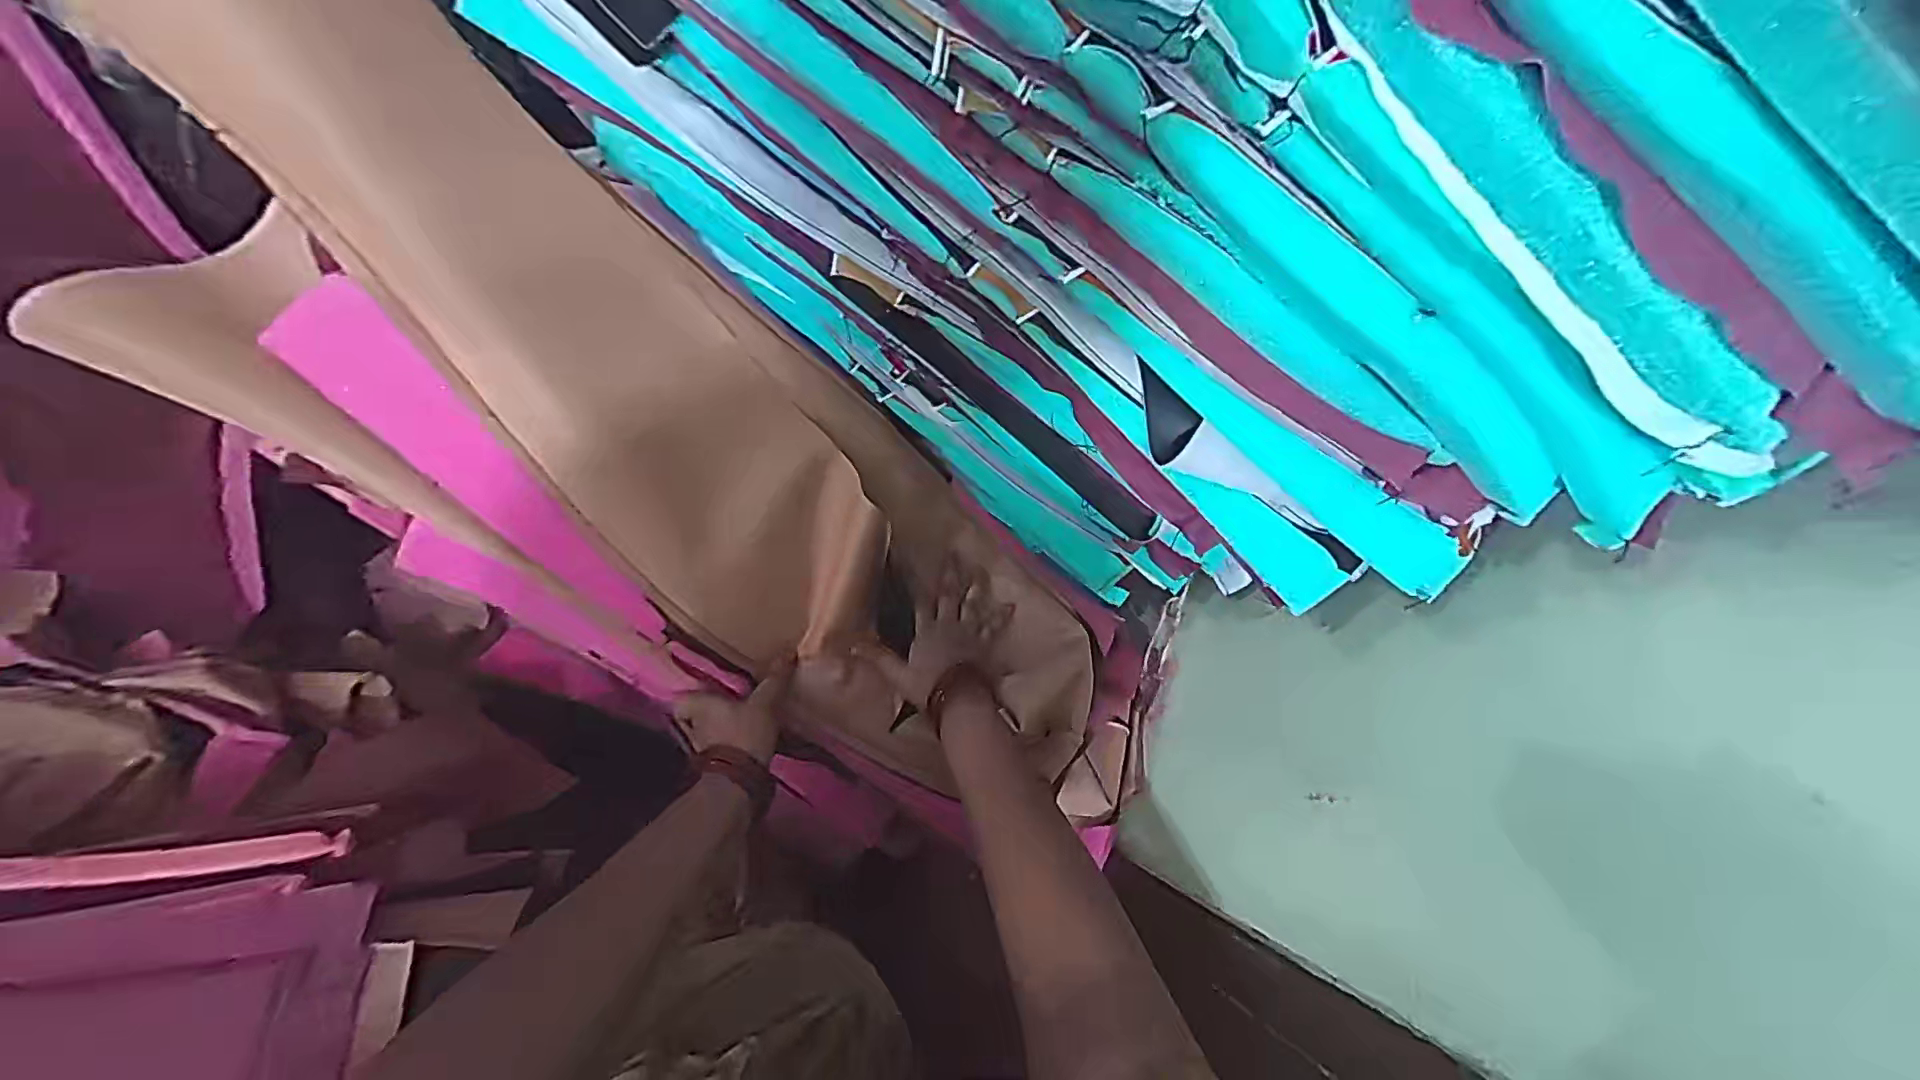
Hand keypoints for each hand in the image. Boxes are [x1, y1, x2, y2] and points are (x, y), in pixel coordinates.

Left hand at [672, 655, 792, 764]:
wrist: (739, 781)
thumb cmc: (744, 733)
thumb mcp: (764, 703)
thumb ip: (774, 681)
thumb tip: (787, 652)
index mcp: (698, 705)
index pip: (680, 698)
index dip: (692, 695)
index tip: (709, 691)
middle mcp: (693, 726)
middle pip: (695, 716)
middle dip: (710, 713)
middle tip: (731, 706)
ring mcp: (700, 749)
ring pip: (706, 733)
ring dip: (719, 730)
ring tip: (739, 724)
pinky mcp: (713, 766)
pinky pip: (718, 749)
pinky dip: (728, 746)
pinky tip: (745, 743)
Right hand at [855, 558, 1012, 709]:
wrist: (959, 699)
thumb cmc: (927, 687)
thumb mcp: (897, 674)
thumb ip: (877, 657)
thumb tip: (850, 643)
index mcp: (926, 631)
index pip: (920, 602)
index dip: (917, 582)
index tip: (913, 563)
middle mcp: (948, 625)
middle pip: (949, 595)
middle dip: (951, 574)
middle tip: (955, 554)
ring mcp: (968, 633)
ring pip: (972, 604)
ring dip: (976, 587)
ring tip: (980, 570)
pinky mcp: (984, 644)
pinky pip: (994, 627)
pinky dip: (1001, 616)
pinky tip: (1010, 605)